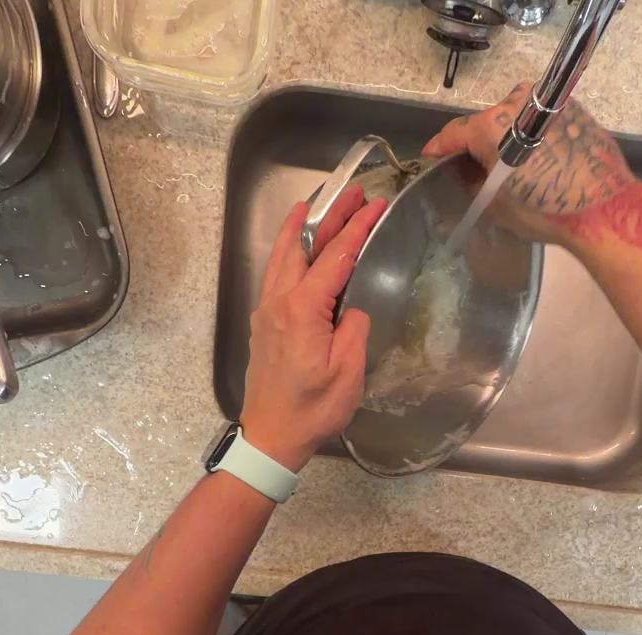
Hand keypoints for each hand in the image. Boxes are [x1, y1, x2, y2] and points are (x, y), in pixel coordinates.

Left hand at [241, 184, 388, 471]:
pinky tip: (295, 248)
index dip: (357, 229)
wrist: (271, 436)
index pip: (335, 257)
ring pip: (283, 256)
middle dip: (329, 215)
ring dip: (302, 227)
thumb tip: (352, 308)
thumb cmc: (312, 410)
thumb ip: (353, 330)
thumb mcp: (347, 372)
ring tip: (316, 204)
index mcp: (303, 309)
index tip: (377, 205)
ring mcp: (267, 311)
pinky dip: (287, 251)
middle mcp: (279, 301)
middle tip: (351, 192)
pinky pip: (275, 274)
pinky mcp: (264, 323)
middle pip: (305, 246)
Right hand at [421, 82, 639, 248]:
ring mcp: (545, 101)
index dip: (440, 148)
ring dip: (506, 141)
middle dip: (478, 147)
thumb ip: (471, 182)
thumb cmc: (543, 209)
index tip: (431, 157)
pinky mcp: (569, 107)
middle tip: (477, 173)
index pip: (454, 133)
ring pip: (513, 120)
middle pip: (484, 124)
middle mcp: (515, 102)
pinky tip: (536, 162)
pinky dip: (530, 137)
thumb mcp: (495, 205)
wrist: (600, 207)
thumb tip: (463, 173)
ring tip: (511, 170)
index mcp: (490, 126)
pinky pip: (537, 120)